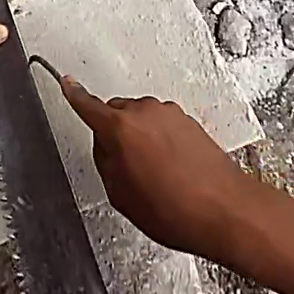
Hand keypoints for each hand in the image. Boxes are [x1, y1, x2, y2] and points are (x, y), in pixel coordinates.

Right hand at [57, 75, 270, 266]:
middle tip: (126, 170)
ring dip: (141, 140)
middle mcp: (145, 112)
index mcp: (121, 127)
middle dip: (115, 135)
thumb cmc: (177, 209)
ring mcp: (170, 114)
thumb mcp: (121, 194)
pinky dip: (161, 142)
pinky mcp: (188, 121)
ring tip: (156, 177)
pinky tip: (173, 172)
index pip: (88, 106)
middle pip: (116, 114)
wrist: (226, 210)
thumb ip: (105, 161)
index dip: (74, 94)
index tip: (67, 83)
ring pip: (141, 120)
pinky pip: (163, 126)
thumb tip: (106, 146)